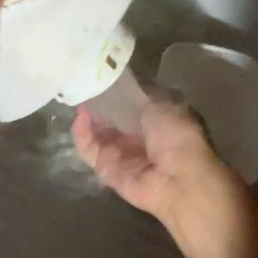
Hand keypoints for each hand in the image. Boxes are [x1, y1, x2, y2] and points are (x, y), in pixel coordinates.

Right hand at [73, 96, 255, 257]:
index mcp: (156, 120)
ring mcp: (120, 153)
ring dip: (87, 116)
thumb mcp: (161, 104)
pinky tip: (80, 117)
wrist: (178, 180)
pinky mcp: (105, 168)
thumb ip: (135, 95)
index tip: (101, 76)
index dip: (116, 91)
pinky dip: (82, 134)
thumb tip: (116, 86)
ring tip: (78, 97)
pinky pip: (88, 149)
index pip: (129, 103)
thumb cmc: (177, 137)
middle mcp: (137, 137)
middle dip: (98, 103)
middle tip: (84, 84)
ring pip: (96, 132)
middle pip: (111, 118)